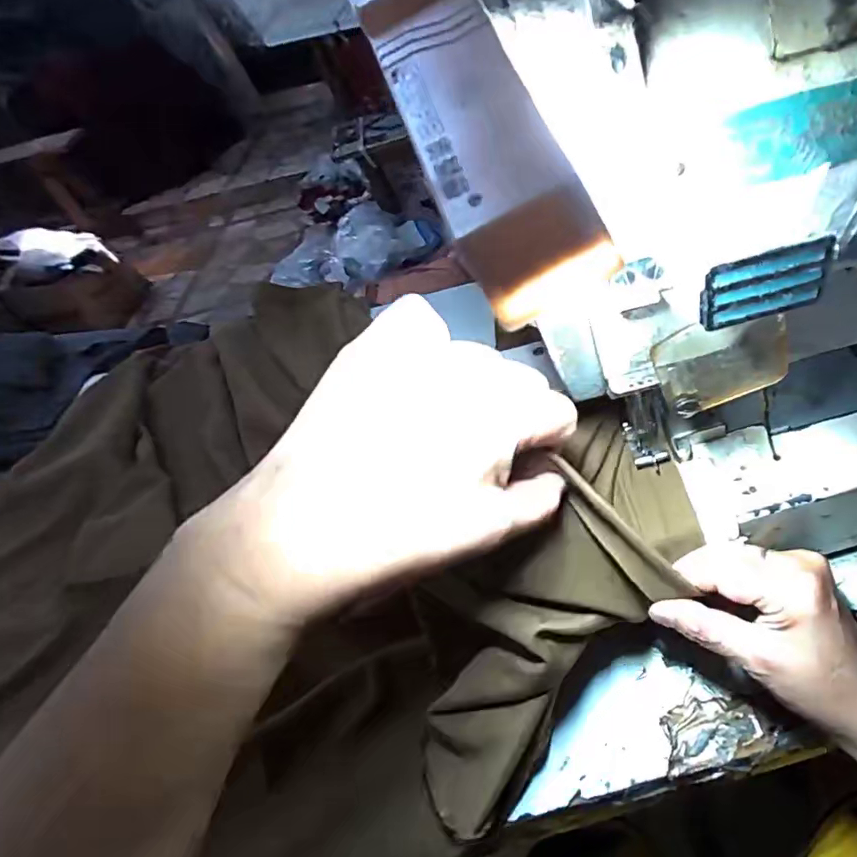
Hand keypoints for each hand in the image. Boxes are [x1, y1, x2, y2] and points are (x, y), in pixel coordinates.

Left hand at [174, 294, 577, 629]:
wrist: (296, 530)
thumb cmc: (404, 536)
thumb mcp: (490, 532)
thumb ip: (541, 498)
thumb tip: (551, 474)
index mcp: (507, 412)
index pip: (560, 410)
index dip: (546, 443)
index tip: (520, 468)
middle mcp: (472, 367)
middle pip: (524, 380)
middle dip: (514, 414)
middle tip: (477, 454)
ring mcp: (420, 349)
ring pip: (479, 356)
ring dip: (475, 385)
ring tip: (438, 422)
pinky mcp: (373, 345)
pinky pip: (421, 320)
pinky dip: (428, 341)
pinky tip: (414, 375)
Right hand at [650, 544, 856, 754]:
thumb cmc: (816, 688)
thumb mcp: (756, 659)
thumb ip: (707, 628)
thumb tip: (661, 609)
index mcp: (791, 582)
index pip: (723, 567)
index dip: (685, 576)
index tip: (654, 592)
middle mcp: (799, 560)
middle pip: (731, 553)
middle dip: (696, 572)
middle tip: (665, 596)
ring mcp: (804, 561)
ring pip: (740, 555)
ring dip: (712, 572)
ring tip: (684, 597)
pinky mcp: (804, 568)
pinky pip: (756, 563)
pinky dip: (732, 576)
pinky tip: (715, 595)